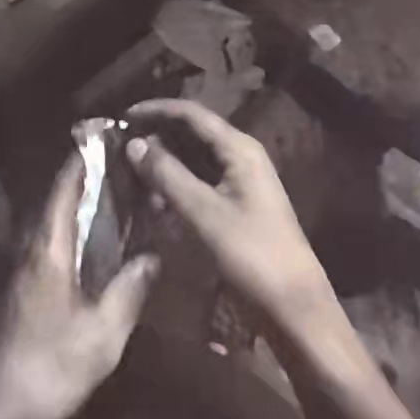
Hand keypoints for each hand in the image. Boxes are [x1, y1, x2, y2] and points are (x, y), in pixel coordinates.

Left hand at [0, 151, 160, 418]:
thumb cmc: (48, 362)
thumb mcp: (100, 336)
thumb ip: (127, 294)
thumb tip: (153, 257)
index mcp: (49, 245)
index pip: (65, 187)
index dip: (82, 160)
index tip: (104, 137)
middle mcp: (32, 246)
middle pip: (59, 200)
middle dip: (87, 180)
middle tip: (122, 168)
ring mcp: (24, 266)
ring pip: (55, 222)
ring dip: (80, 206)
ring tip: (116, 198)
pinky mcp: (23, 287)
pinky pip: (52, 243)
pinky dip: (73, 231)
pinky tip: (94, 245)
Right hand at [126, 99, 331, 320]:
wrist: (296, 308)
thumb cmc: (252, 254)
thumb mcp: (203, 212)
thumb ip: (166, 174)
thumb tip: (133, 143)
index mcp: (239, 148)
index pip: (191, 113)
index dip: (155, 110)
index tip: (123, 116)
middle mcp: (242, 154)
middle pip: (193, 131)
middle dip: (158, 134)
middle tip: (123, 142)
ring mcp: (242, 178)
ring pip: (196, 155)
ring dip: (166, 159)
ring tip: (134, 167)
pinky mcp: (239, 201)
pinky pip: (202, 177)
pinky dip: (178, 179)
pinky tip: (156, 193)